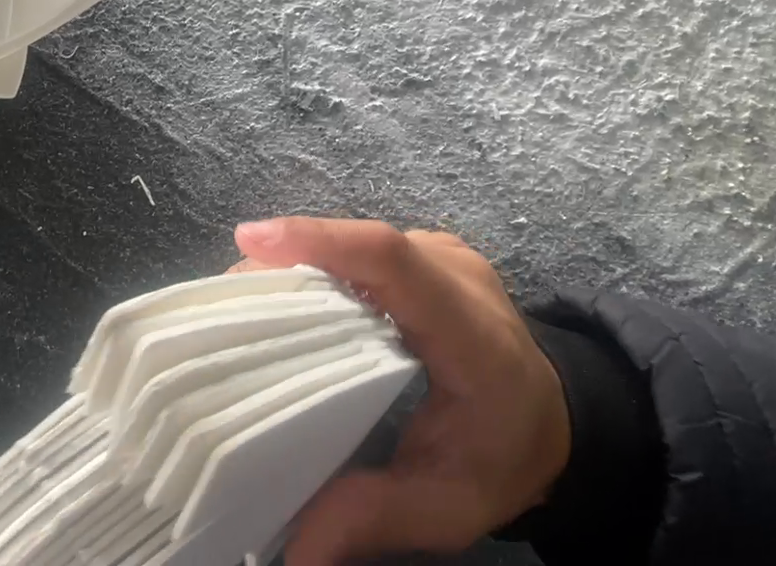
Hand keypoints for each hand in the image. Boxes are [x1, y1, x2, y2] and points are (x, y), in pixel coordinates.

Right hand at [231, 217, 570, 565]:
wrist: (553, 418)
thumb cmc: (502, 457)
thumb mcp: (447, 506)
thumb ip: (373, 517)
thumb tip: (295, 554)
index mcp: (469, 330)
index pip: (392, 261)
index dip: (320, 241)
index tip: (253, 242)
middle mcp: (454, 273)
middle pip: (358, 245)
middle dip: (284, 261)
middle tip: (221, 301)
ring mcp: (440, 253)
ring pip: (353, 242)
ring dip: (295, 263)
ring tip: (241, 303)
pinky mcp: (423, 252)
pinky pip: (359, 249)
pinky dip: (316, 266)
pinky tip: (283, 299)